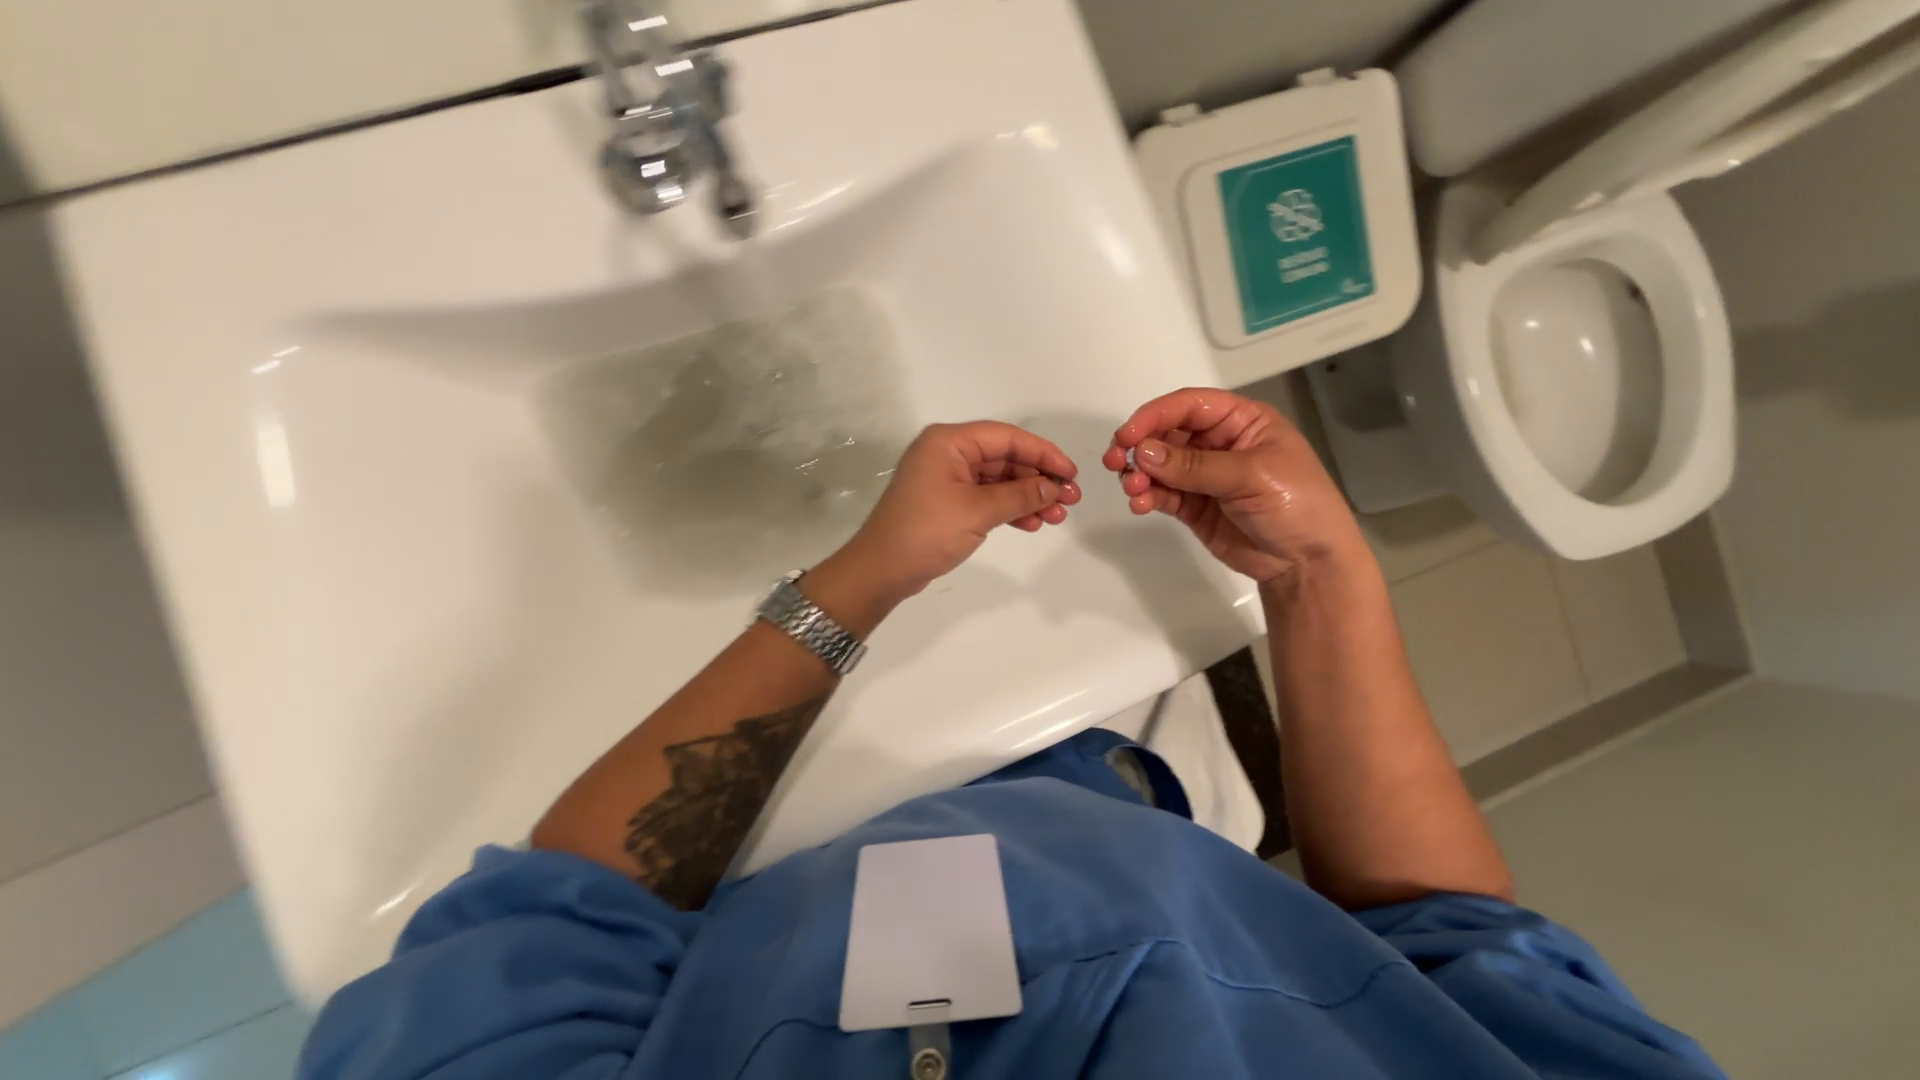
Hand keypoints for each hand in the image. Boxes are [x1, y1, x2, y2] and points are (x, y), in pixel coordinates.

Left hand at [827, 422, 1079, 605]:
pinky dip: (1008, 509)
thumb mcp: (978, 511)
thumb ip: (1019, 496)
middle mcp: (947, 454)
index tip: (1071, 473)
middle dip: (1038, 479)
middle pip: (1004, 458)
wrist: (882, 570)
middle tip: (1070, 500)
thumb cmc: (927, 532)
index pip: (1007, 438)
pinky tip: (1032, 523)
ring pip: (998, 481)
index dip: (1043, 453)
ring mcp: (946, 479)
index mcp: (949, 442)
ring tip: (1056, 517)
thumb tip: (1053, 488)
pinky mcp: (946, 503)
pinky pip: (986, 498)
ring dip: (1027, 497)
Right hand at [1102, 388, 1366, 583]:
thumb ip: (1195, 465)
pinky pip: (1162, 493)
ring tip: (1132, 490)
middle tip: (1115, 461)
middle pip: (1167, 432)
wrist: (1308, 563)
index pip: (1190, 406)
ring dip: (1139, 473)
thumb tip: (1143, 452)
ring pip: (1159, 464)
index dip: (1155, 415)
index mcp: (1241, 421)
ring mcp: (1204, 475)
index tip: (1128, 436)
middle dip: (1140, 445)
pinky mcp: (1194, 506)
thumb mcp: (1252, 476)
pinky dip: (1147, 496)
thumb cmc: (1296, 505)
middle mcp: (1219, 442)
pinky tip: (1140, 504)